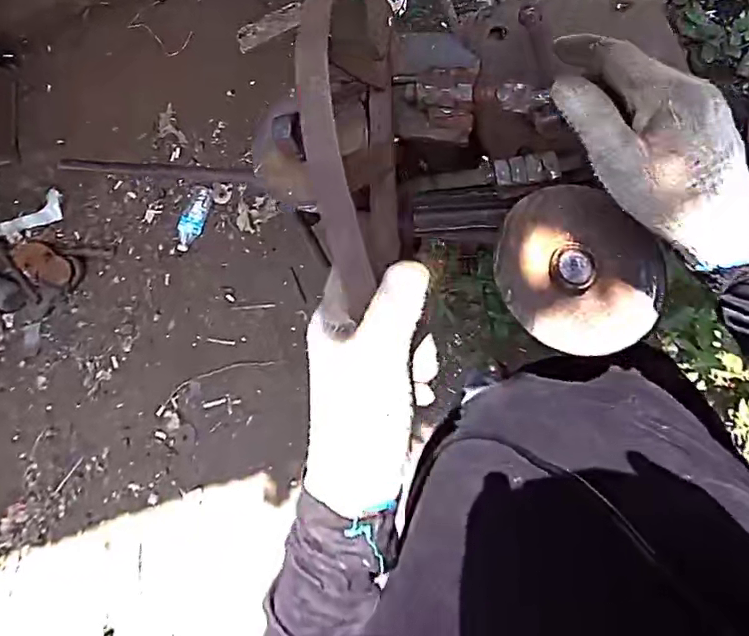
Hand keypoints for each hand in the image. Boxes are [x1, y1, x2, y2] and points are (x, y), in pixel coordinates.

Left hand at [302, 261, 430, 518]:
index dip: (381, 259)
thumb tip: (412, 262)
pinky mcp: (380, 381)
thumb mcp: (378, 353)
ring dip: (418, 350)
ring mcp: (362, 358)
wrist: (360, 489)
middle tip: (414, 345)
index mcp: (331, 319)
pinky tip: (417, 392)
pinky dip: (417, 371)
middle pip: (387, 298)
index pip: (354, 267)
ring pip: (403, 328)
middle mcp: (344, 332)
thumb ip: (395, 306)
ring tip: (417, 377)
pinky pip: (408, 357)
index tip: (413, 266)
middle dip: (411, 319)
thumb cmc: (359, 415)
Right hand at [550, 35, 748, 270]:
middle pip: (633, 67)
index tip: (555, 49)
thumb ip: (589, 115)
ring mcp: (705, 104)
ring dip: (612, 90)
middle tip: (562, 94)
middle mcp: (692, 87)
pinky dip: (633, 103)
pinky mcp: (709, 121)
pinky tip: (621, 125)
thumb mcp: (617, 160)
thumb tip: (564, 82)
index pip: (617, 53)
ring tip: (586, 112)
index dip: (582, 48)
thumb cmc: (669, 200)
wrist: (731, 234)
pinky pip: (662, 99)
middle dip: (593, 74)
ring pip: (647, 83)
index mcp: (669, 91)